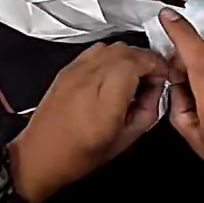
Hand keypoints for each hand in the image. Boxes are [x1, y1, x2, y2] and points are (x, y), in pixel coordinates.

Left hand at [9, 42, 170, 202]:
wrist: (41, 155)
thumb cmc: (80, 155)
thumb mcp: (125, 140)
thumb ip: (148, 111)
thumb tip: (156, 90)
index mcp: (106, 98)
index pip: (138, 61)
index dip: (157, 65)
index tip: (163, 77)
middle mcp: (89, 78)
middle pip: (127, 50)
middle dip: (146, 60)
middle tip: (153, 78)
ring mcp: (76, 71)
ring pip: (112, 47)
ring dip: (129, 57)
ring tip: (134, 76)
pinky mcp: (67, 69)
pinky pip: (96, 51)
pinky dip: (111, 56)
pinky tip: (113, 74)